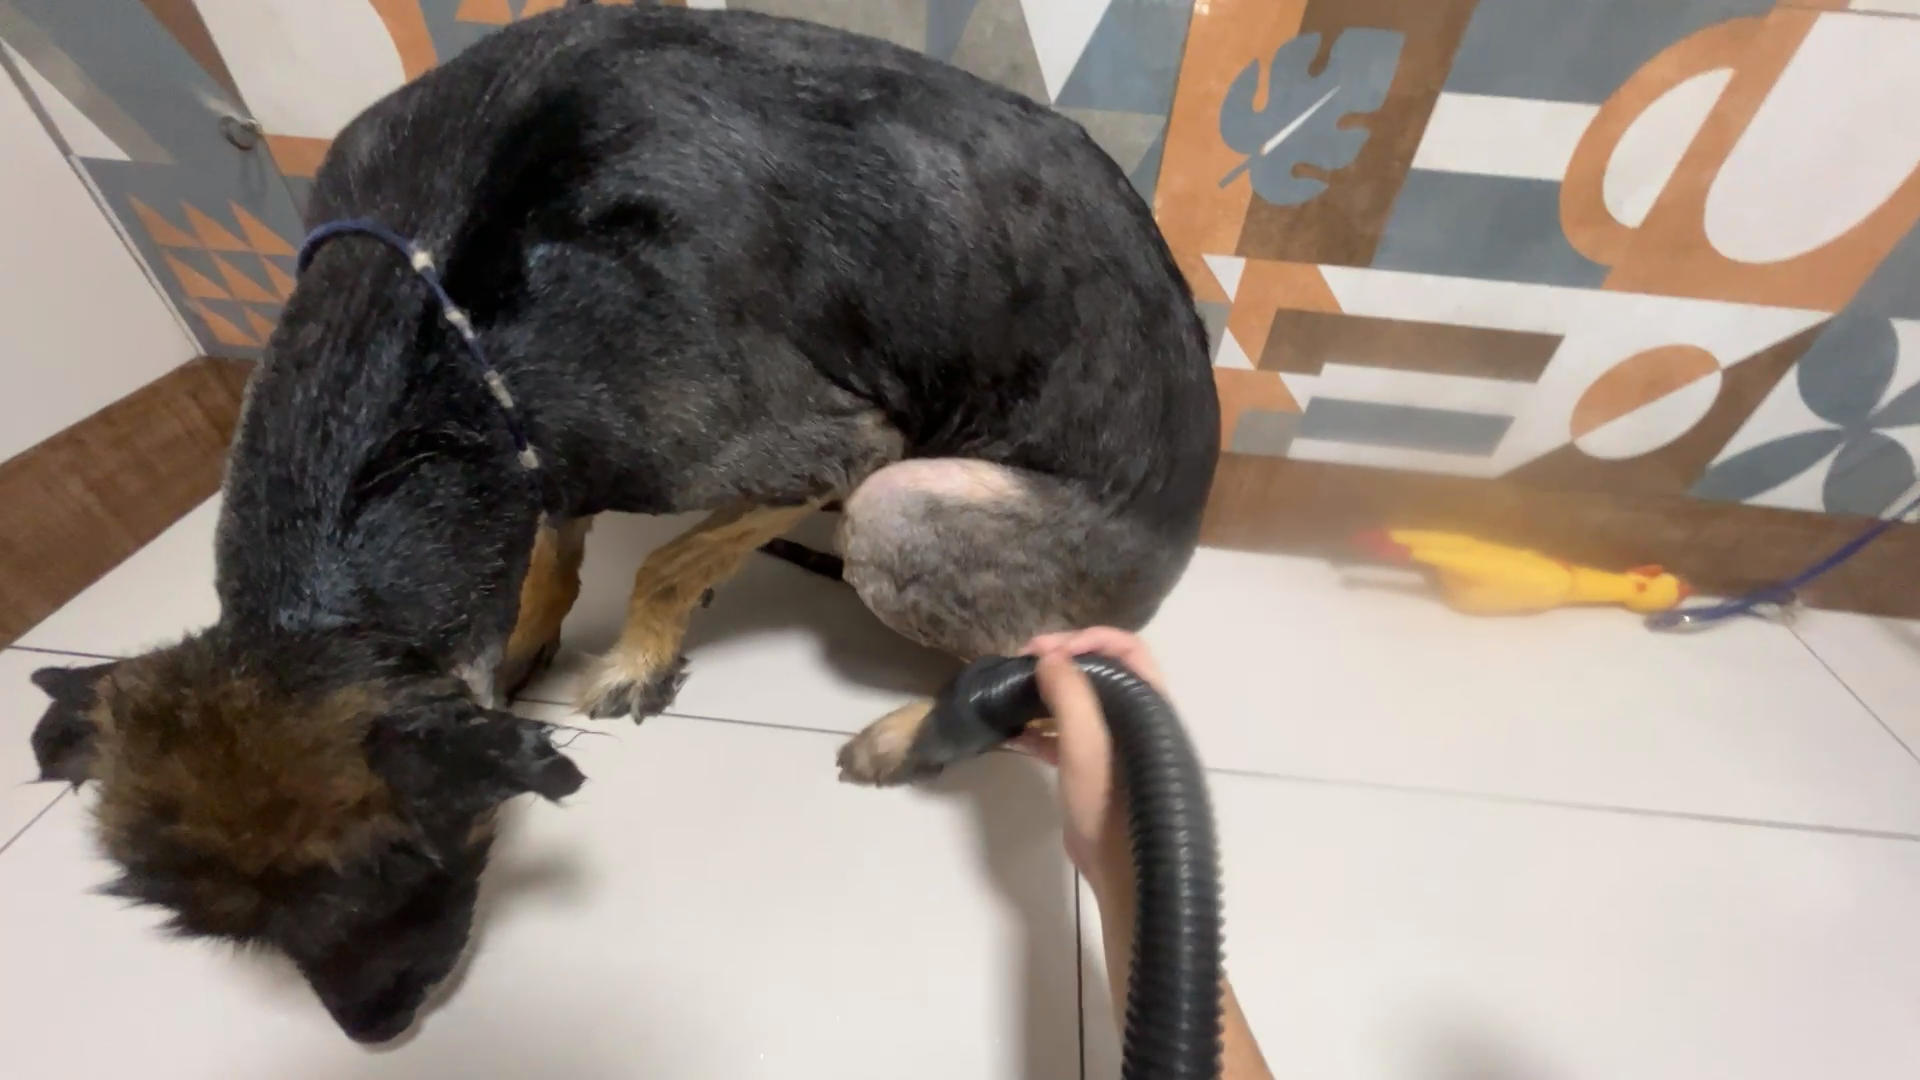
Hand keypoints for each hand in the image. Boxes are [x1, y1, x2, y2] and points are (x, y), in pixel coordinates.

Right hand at [1011, 627, 1169, 900]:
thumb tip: (1048, 657)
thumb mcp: (1088, 744)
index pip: (1125, 649)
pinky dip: (1039, 729)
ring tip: (1014, 692)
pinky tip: (1011, 733)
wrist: (1123, 873)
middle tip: (1024, 664)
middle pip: (1100, 671)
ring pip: (1080, 702)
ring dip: (1047, 692)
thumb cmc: (1112, 803)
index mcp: (1147, 705)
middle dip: (1061, 661)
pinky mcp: (1093, 768)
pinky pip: (1065, 735)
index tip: (1044, 649)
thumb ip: (1071, 694)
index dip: (1087, 638)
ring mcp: (1113, 744)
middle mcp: (1135, 718)